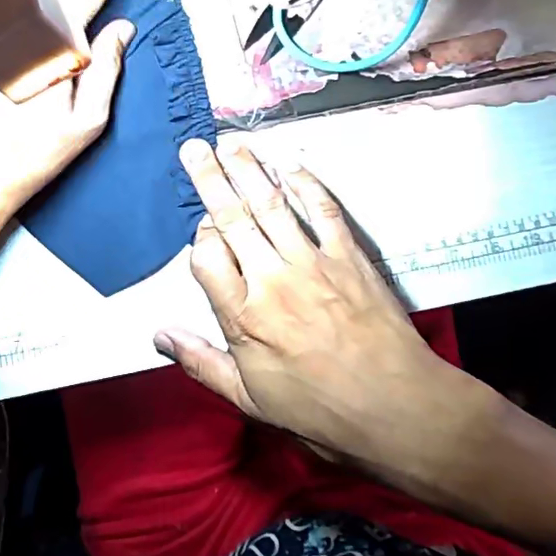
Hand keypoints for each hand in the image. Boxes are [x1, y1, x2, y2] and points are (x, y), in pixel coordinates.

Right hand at [155, 140, 494, 474]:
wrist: (394, 405)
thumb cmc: (322, 410)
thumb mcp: (251, 400)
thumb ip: (202, 363)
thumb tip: (162, 336)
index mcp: (244, 318)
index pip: (206, 258)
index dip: (200, 236)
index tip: (203, 227)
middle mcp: (273, 281)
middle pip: (233, 219)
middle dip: (211, 179)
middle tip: (196, 147)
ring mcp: (313, 264)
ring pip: (273, 206)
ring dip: (250, 171)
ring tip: (233, 145)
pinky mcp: (349, 257)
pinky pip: (323, 211)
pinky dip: (307, 185)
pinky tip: (291, 166)